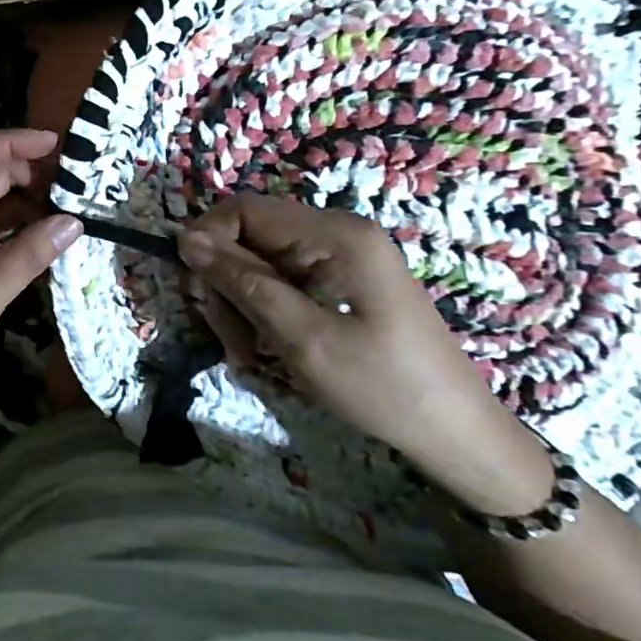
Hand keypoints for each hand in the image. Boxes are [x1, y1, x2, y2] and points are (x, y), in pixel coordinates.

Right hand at [179, 195, 552, 514]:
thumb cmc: (381, 385)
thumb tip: (187, 239)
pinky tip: (268, 350)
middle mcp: (336, 233)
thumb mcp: (301, 336)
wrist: (453, 431)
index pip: (243, 209)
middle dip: (226, 284)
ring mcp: (340, 257)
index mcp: (334, 235)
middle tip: (232, 340)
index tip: (197, 292)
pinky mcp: (340, 280)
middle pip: (248, 237)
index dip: (208, 241)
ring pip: (258, 264)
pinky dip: (263, 313)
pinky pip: (281, 282)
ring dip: (242, 306)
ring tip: (251, 356)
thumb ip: (243, 282)